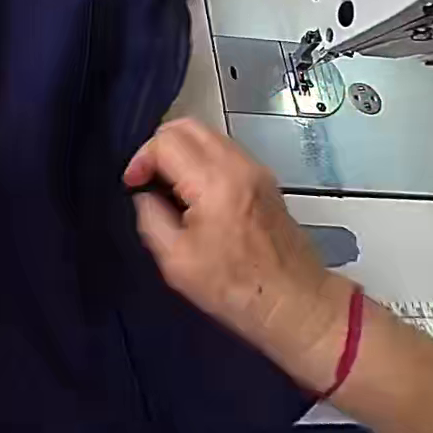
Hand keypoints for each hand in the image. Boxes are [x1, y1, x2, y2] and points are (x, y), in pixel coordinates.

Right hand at [124, 118, 354, 390]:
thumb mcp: (174, 259)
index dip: (140, 159)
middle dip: (157, 146)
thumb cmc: (233, 288)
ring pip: (205, 134)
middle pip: (186, 125)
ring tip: (167, 185)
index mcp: (215, 183)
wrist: (298, 307)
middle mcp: (239, 165)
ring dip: (179, 150)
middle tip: (146, 177)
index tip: (133, 187)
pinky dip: (198, 158)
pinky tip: (192, 191)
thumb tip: (144, 194)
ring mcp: (256, 169)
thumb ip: (149, 216)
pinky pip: (222, 150)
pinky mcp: (264, 180)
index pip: (165, 142)